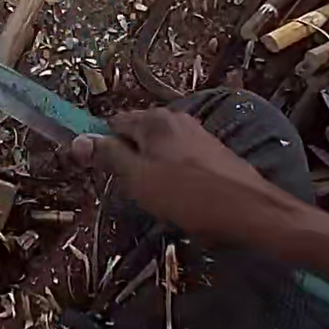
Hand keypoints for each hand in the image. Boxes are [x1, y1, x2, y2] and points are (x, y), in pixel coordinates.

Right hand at [69, 109, 302, 244]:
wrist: (250, 210)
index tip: (98, 173)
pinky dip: (172, 175)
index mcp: (155, 119)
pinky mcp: (212, 151)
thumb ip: (109, 157)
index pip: (113, 123)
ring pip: (158, 149)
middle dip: (128, 160)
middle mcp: (176, 118)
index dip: (101, 146)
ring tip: (157, 199)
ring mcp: (197, 133)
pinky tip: (180, 198)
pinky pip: (179, 158)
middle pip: (137, 134)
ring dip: (150, 170)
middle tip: (131, 191)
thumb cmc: (189, 196)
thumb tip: (78, 139)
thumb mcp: (139, 179)